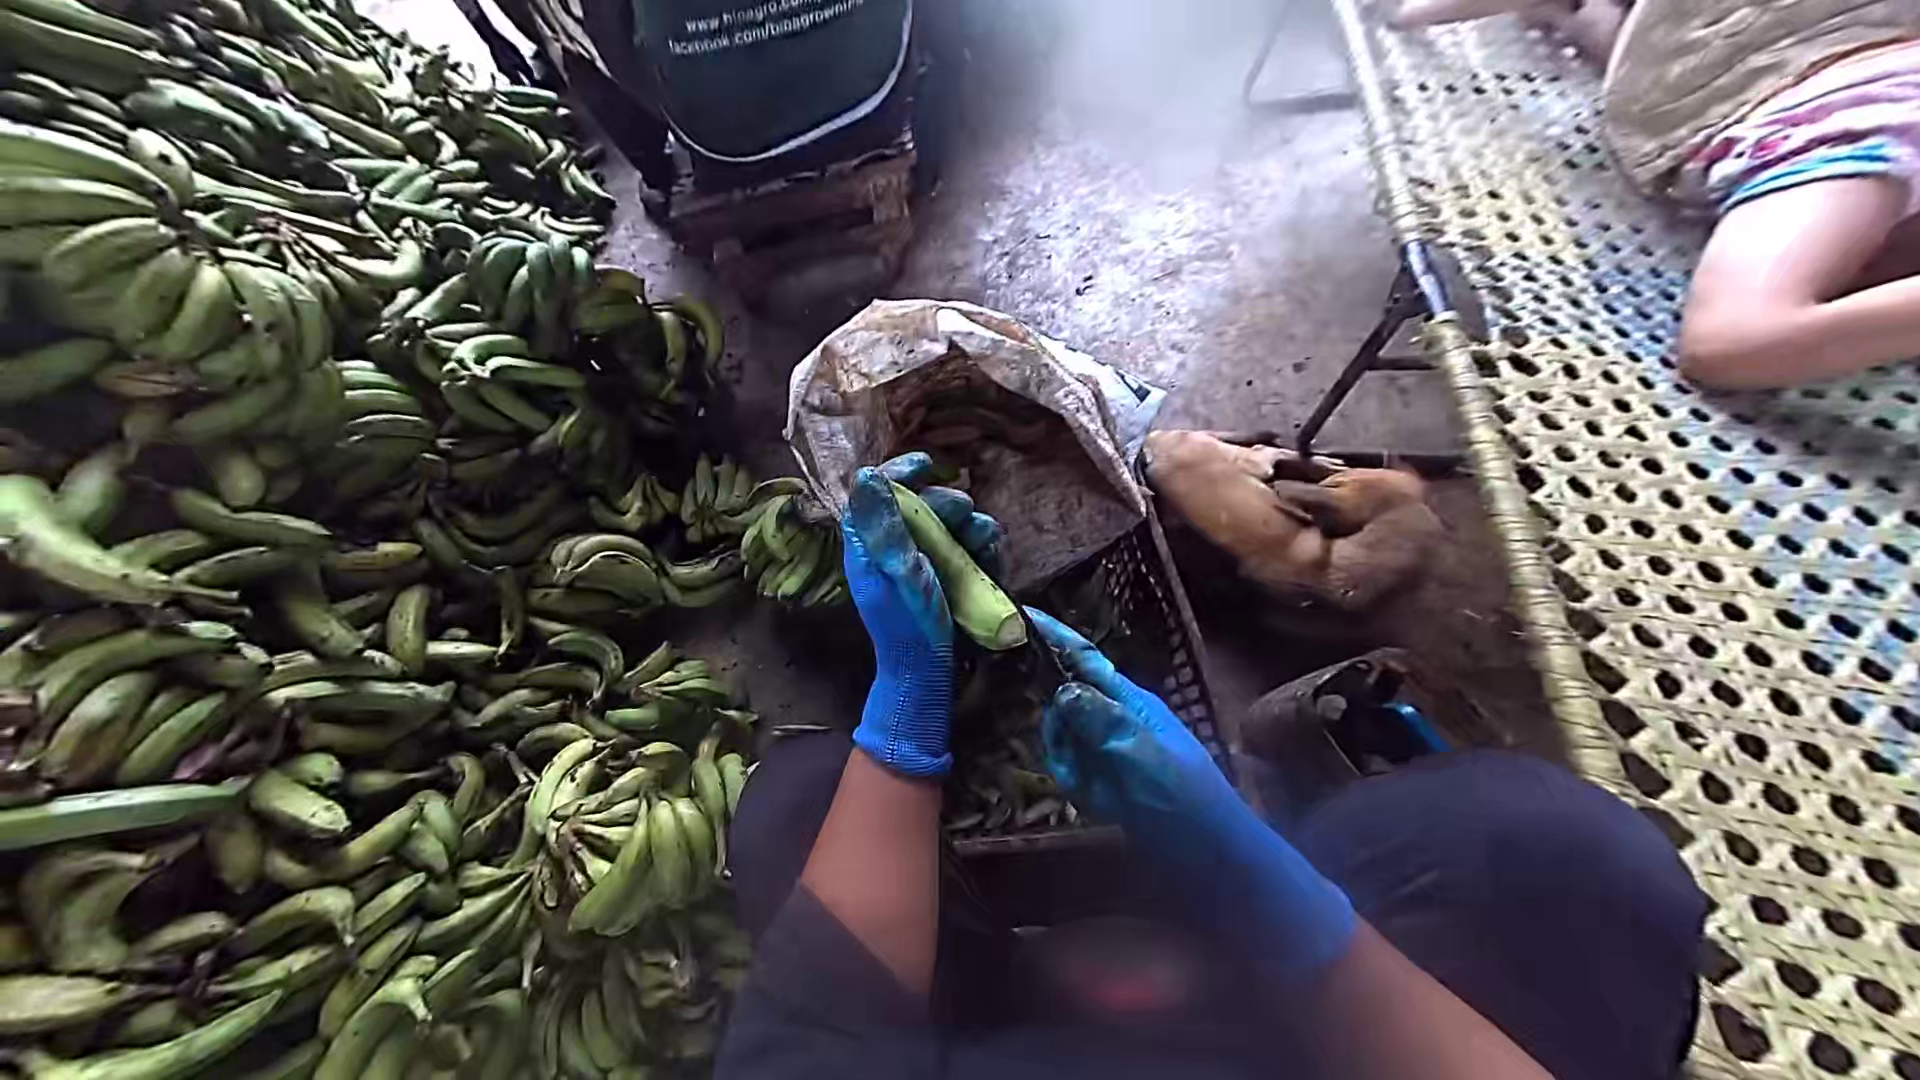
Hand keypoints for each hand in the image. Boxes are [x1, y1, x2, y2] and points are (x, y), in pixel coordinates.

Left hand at [842, 454, 1004, 776]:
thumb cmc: (908, 622)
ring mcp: (927, 562)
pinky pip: (971, 548)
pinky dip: (984, 547)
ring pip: (954, 525)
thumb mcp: (895, 571)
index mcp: (872, 544)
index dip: (901, 473)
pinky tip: (990, 556)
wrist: (930, 671)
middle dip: (946, 504)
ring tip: (981, 540)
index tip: (927, 463)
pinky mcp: (952, 576)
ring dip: (972, 526)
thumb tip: (866, 474)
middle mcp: (898, 547)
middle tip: (962, 513)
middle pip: (923, 505)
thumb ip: (885, 524)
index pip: (879, 493)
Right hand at [1027, 608, 1354, 975]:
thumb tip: (1061, 688)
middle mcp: (1115, 714)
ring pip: (1062, 734)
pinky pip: (1069, 766)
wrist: (1211, 858)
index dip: (1053, 635)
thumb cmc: (1182, 799)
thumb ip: (1100, 719)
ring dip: (1067, 759)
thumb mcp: (1140, 755)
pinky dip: (1074, 781)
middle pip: (1063, 699)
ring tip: (1092, 787)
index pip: (1083, 656)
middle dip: (1057, 726)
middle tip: (1071, 757)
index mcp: (1129, 699)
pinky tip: (1095, 800)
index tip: (1021, 613)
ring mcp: (1108, 745)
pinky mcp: (1103, 774)